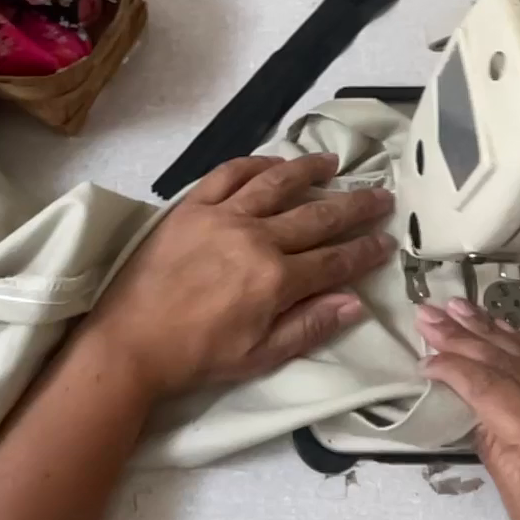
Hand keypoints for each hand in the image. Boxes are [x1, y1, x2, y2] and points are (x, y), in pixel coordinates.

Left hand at [79, 154, 395, 399]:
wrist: (131, 340)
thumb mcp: (259, 357)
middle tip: (381, 195)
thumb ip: (309, 326)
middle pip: (316, 215)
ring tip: (334, 162)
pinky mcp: (191, 205)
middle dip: (354, 206)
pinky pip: (228, 173)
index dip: (365, 250)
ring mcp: (221, 215)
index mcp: (274, 279)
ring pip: (276, 183)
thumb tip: (355, 301)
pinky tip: (274, 162)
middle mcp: (254, 238)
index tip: (388, 239)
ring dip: (309, 170)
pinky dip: (255, 163)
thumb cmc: (197, 355)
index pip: (334, 260)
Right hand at [417, 299, 519, 519]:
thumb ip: (497, 452)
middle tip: (429, 314)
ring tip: (459, 308)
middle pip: (514, 367)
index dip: (455, 368)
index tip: (424, 357)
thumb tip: (472, 406)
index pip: (495, 392)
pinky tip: (505, 332)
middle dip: (466, 337)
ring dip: (494, 332)